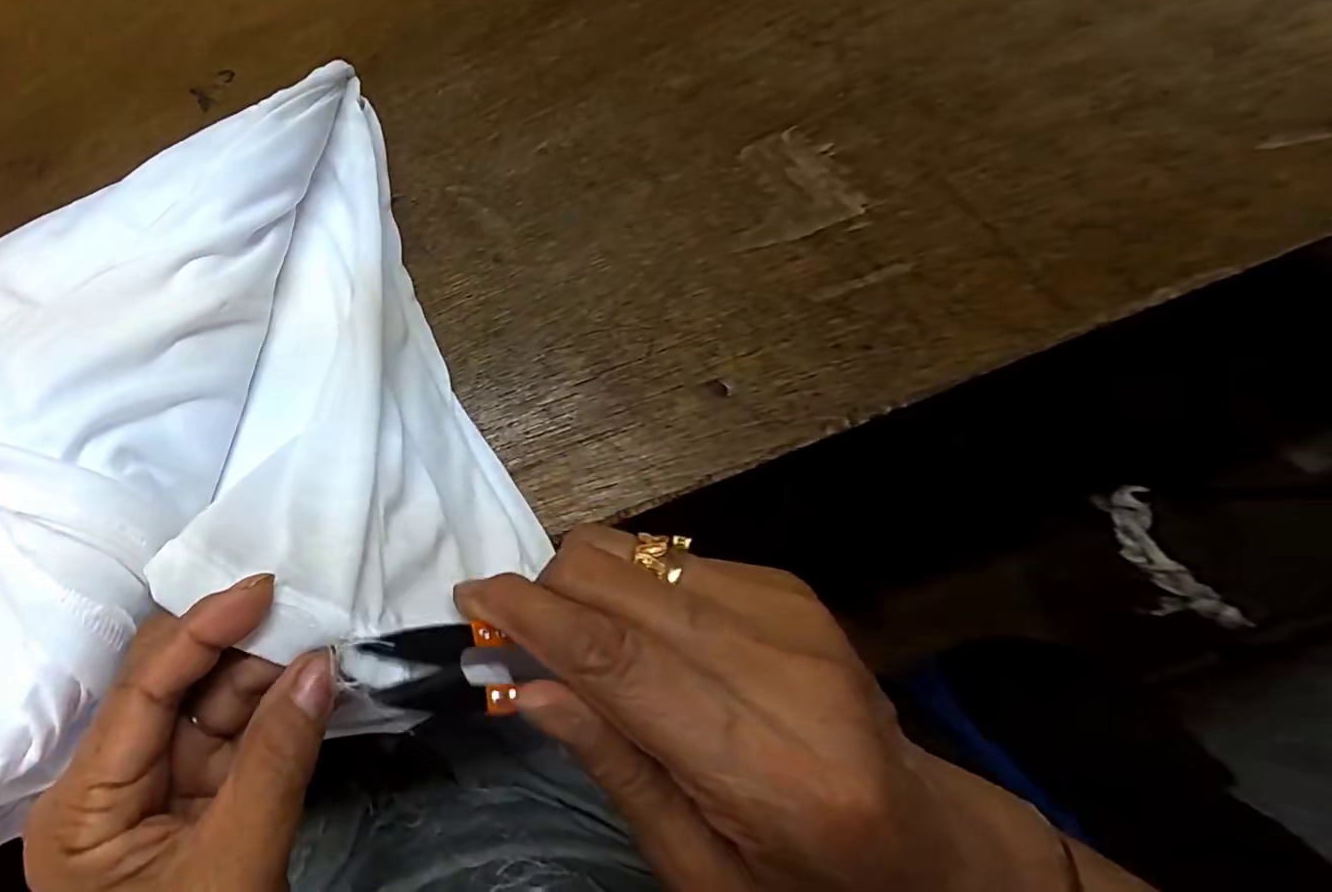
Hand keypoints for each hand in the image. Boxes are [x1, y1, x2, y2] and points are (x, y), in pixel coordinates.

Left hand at [23, 574, 333, 891]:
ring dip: (263, 674)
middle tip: (297, 616)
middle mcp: (112, 783)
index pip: (142, 687)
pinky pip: (235, 736)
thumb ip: (276, 760)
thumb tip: (320, 663)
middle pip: (173, 685)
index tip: (261, 589)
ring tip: (314, 646)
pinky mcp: (197, 801)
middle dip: (237, 648)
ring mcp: (157, 791)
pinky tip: (307, 685)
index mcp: (84, 804)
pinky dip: (273, 710)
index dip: (202, 628)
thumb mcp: (233, 869)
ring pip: (210, 705)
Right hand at [456, 526, 1146, 891]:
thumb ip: (612, 765)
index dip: (532, 616)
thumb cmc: (807, 887)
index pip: (618, 660)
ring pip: (627, 549)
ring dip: (580, 582)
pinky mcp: (784, 582)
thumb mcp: (699, 871)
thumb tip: (523, 684)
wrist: (937, 844)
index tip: (471, 597)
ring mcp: (790, 611)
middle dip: (546, 593)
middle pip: (613, 582)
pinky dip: (623, 581)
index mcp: (771, 770)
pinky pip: (659, 552)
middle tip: (525, 637)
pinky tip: (640, 628)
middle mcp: (786, 669)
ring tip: (585, 635)